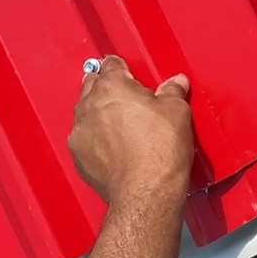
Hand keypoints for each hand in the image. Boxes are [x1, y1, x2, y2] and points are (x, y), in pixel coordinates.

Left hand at [68, 56, 195, 209]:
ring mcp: (80, 133)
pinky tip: (113, 145)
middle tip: (125, 94)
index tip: (129, 71)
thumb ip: (172, 92)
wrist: (146, 192)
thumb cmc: (160, 150)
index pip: (111, 65)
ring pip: (85, 112)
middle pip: (92, 85)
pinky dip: (96, 138)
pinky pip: (84, 139)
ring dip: (98, 113)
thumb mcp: (177, 112)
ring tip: (119, 121)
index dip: (122, 67)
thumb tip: (176, 84)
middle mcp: (90, 106)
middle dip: (106, 86)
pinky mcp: (79, 158)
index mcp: (112, 87)